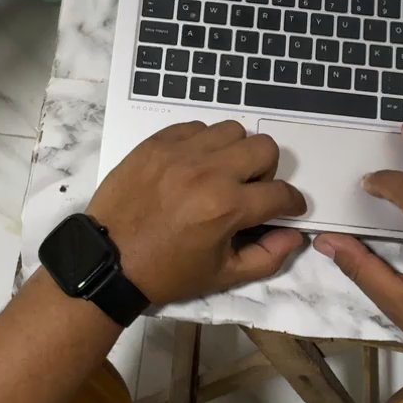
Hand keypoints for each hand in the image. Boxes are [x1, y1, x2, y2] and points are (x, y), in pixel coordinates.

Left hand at [87, 121, 306, 303]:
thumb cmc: (167, 272)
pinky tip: (192, 166)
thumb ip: (267, 256)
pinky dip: (202, 143)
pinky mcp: (157, 143)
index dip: (291, 204)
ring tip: (219, 174)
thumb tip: (294, 235)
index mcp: (227, 207)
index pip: (280, 193)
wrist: (108, 260)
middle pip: (264, 148)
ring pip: (231, 130)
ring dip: (234, 152)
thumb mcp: (222, 276)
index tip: (286, 208)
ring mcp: (180, 152)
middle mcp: (208, 172)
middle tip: (249, 190)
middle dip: (266, 171)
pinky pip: (196, 126)